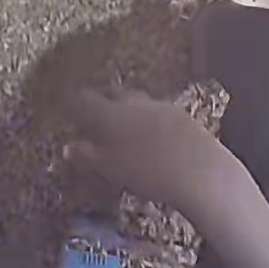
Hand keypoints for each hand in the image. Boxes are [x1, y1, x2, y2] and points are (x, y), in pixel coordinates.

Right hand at [66, 89, 249, 222]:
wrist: (200, 171)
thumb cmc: (146, 172)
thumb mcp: (110, 169)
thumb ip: (87, 156)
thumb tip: (69, 146)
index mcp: (109, 112)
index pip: (84, 99)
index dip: (74, 103)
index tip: (69, 109)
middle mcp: (131, 101)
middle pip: (111, 95)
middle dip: (102, 103)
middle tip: (96, 119)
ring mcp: (158, 105)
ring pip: (135, 102)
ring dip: (127, 111)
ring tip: (124, 129)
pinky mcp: (180, 114)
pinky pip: (155, 112)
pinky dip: (148, 121)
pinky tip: (152, 138)